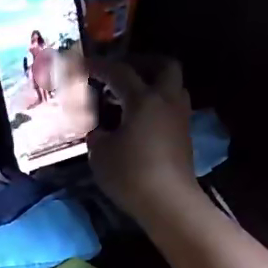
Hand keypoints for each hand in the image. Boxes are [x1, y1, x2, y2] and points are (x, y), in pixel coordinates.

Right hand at [89, 58, 198, 221]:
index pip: (119, 72)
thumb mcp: (100, 155)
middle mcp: (166, 101)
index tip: (83, 65)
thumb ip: (97, 136)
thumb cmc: (131, 175)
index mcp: (143, 99)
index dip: (98, 66)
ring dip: (154, 85)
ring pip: (172, 88)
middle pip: (163, 66)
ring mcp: (180, 119)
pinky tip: (141, 122)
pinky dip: (157, 107)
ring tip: (131, 98)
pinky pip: (172, 110)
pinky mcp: (185, 138)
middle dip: (142, 64)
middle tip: (122, 72)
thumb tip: (99, 131)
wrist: (169, 203)